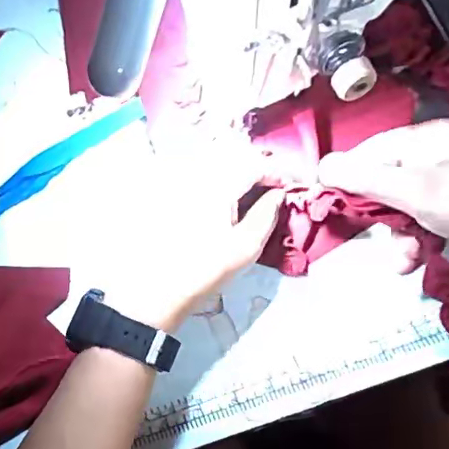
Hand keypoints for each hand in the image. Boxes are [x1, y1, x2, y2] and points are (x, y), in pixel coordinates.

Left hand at [104, 139, 283, 332]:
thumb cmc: (205, 271)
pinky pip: (195, 174)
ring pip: (214, 162)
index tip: (292, 186)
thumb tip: (279, 194)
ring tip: (249, 195)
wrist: (156, 291)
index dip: (278, 172)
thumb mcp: (246, 247)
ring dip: (236, 173)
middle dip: (257, 170)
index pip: (255, 163)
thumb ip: (267, 214)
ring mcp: (174, 178)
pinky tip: (220, 203)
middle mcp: (193, 170)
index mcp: (217, 181)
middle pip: (234, 157)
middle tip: (273, 189)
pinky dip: (215, 181)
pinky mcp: (162, 191)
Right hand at [316, 119, 448, 278]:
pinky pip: (436, 218)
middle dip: (381, 220)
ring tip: (409, 263)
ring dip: (403, 237)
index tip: (332, 212)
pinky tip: (427, 259)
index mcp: (425, 139)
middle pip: (389, 183)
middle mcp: (440, 153)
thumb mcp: (419, 192)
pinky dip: (427, 239)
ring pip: (411, 207)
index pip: (369, 152)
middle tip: (386, 247)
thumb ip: (369, 180)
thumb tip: (322, 164)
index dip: (346, 180)